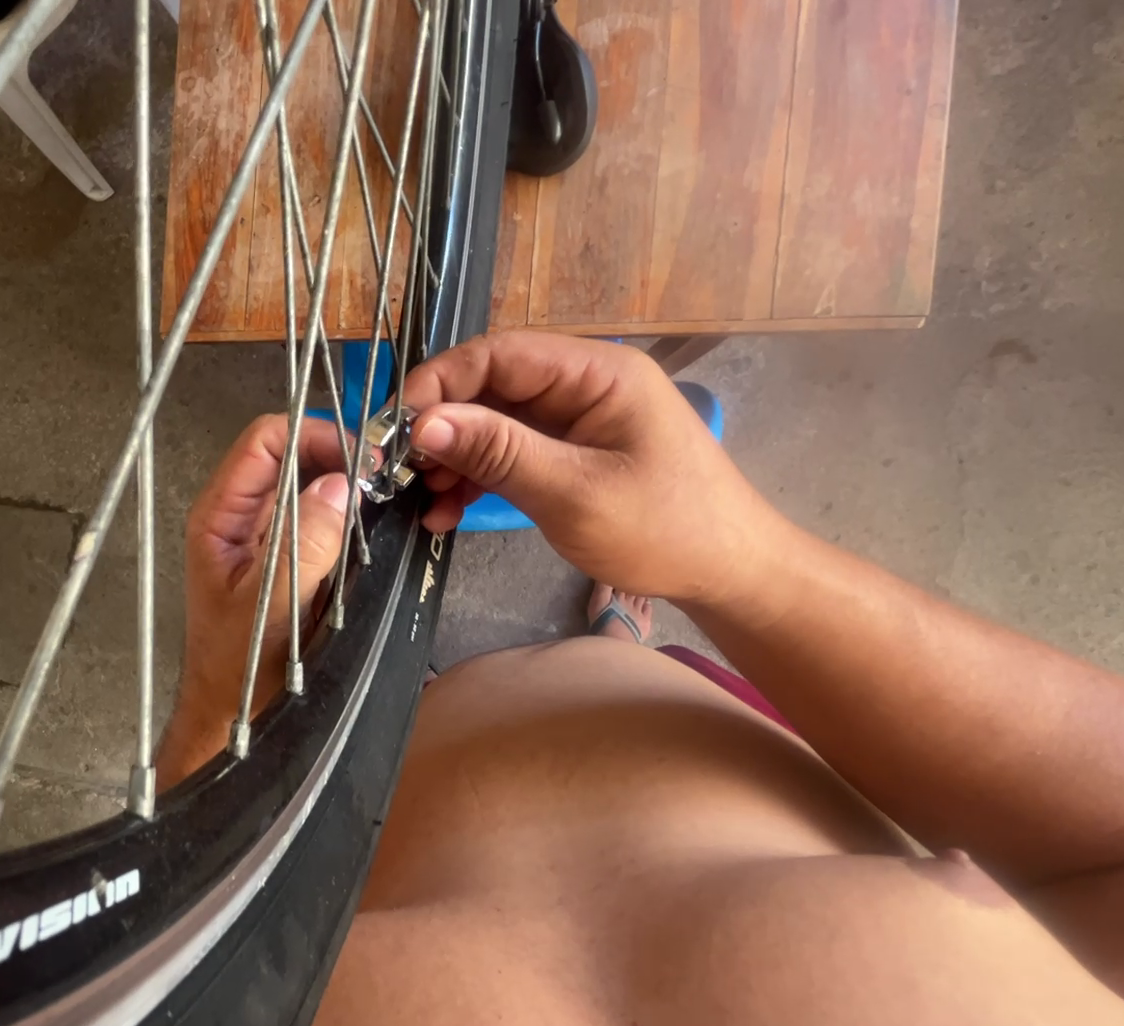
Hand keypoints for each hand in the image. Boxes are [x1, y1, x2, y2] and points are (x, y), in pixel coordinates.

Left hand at [162, 415, 353, 781]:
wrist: (236, 719)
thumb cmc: (239, 667)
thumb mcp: (268, 605)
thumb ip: (301, 544)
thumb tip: (341, 485)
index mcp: (219, 515)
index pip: (265, 440)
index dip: (313, 435)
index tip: (361, 457)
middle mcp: (241, 515)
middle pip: (289, 455)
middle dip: (336, 455)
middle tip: (384, 475)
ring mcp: (266, 534)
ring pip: (308, 483)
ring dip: (346, 482)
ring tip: (386, 493)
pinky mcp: (291, 556)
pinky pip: (321, 516)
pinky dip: (349, 512)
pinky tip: (374, 522)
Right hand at [402, 331, 790, 605]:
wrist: (725, 573)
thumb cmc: (665, 529)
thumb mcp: (575, 492)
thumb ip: (499, 452)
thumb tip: (422, 424)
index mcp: (595, 372)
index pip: (499, 354)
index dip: (441, 383)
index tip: (398, 428)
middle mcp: (579, 385)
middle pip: (488, 389)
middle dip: (440, 428)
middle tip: (400, 472)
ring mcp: (570, 421)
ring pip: (488, 425)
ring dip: (452, 461)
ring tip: (425, 502)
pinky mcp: (563, 454)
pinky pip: (503, 455)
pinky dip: (473, 481)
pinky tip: (446, 514)